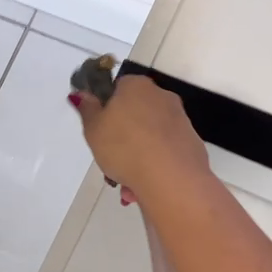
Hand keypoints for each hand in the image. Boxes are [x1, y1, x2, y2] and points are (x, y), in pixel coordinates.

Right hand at [70, 75, 211, 203]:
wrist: (171, 178)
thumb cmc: (124, 147)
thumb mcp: (93, 128)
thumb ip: (87, 108)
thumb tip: (81, 93)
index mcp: (136, 86)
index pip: (117, 87)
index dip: (105, 108)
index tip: (98, 129)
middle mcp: (162, 96)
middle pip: (134, 113)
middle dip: (121, 137)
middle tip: (108, 159)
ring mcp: (180, 119)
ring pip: (148, 136)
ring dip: (135, 156)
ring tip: (124, 182)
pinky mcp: (191, 143)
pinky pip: (164, 151)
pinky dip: (153, 164)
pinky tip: (142, 185)